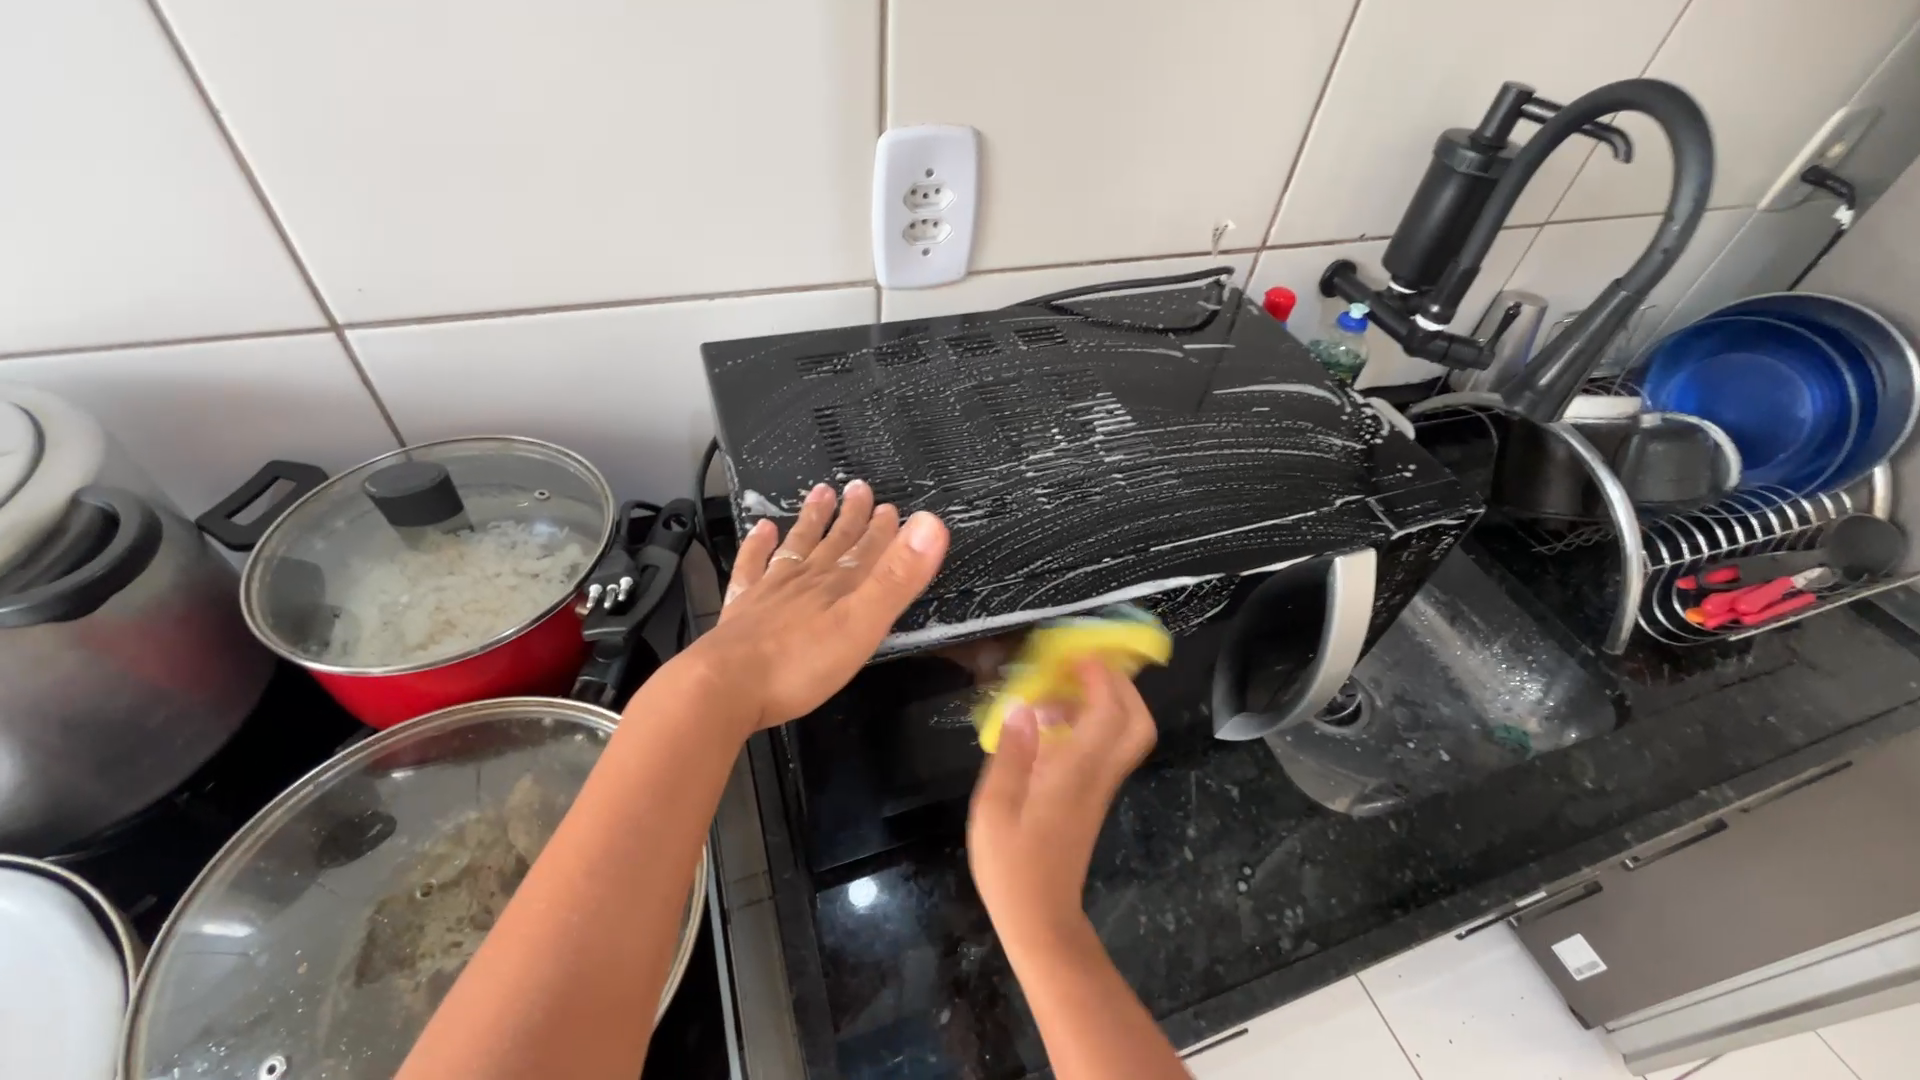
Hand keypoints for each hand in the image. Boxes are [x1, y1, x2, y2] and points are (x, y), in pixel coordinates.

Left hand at [690, 480, 948, 733]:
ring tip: (821, 493)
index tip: (893, 506)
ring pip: (797, 547)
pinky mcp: (742, 609)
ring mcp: (771, 592)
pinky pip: (751, 567)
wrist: (726, 685)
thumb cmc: (801, 663)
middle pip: (835, 543)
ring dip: (812, 520)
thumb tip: (931, 523)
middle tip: (860, 488)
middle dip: (852, 517)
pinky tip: (761, 529)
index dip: (884, 530)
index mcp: (839, 586)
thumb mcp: (863, 623)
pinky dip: (757, 545)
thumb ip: (897, 577)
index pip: (868, 551)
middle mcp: (806, 580)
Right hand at [967, 660, 1157, 945]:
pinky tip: (1052, 724)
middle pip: (1136, 722)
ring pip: (1126, 735)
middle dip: (1119, 685)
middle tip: (1083, 664)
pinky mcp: (1093, 798)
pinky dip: (1093, 723)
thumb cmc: (1011, 865)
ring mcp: (1100, 788)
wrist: (1040, 918)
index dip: (1101, 677)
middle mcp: (1098, 776)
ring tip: (1059, 688)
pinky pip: (1108, 748)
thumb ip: (1011, 753)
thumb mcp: (994, 807)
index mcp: (1075, 773)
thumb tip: (1022, 706)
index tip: (1077, 654)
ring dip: (1106, 701)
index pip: (1109, 713)